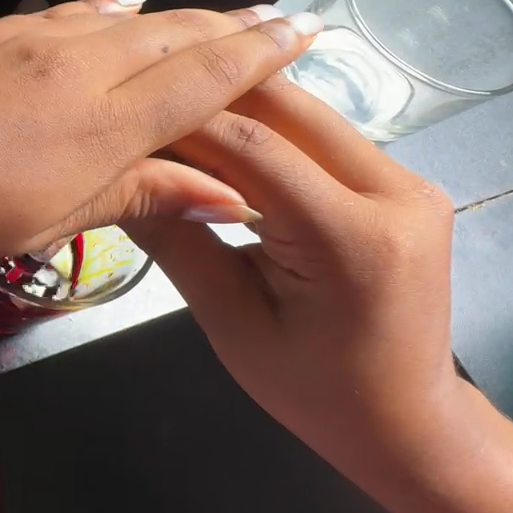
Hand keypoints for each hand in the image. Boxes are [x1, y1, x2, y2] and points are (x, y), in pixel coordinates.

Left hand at [0, 0, 322, 279]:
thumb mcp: (42, 224)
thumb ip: (136, 196)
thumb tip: (228, 192)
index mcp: (98, 124)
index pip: (203, 78)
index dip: (261, 55)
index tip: (305, 31)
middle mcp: (69, 65)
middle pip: (169, 37)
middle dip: (229, 27)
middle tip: (275, 17)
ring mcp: (17, 42)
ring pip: (116, 20)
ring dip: (171, 17)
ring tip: (209, 14)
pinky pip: (58, 14)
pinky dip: (100, 11)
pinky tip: (116, 7)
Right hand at [128, 75, 465, 475]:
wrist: (403, 420)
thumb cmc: (309, 387)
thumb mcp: (225, 317)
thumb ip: (173, 238)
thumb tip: (106, 178)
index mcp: (355, 237)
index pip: (252, 146)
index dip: (178, 120)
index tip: (114, 115)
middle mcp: (398, 190)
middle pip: (286, 106)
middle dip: (203, 92)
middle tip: (131, 97)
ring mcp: (406, 180)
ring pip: (300, 111)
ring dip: (226, 105)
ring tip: (159, 116)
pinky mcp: (395, 181)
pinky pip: (312, 135)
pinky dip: (253, 129)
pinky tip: (204, 141)